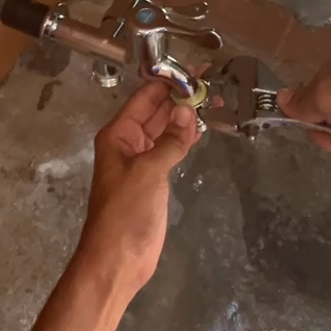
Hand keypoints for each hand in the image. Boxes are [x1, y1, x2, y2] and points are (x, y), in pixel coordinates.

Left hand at [75, 80, 200, 290]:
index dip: (167, 82)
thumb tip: (188, 109)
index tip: (193, 70)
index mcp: (118, 134)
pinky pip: (169, 148)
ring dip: (184, 117)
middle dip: (179, 97)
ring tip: (212, 101)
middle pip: (155, 111)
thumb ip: (170, 140)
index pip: (144, 98)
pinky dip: (184, 138)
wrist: (118, 259)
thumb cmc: (126, 212)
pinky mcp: (153, 178)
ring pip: (164, 129)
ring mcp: (141, 160)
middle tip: (209, 83)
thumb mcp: (149, 171)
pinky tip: (201, 129)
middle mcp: (128, 142)